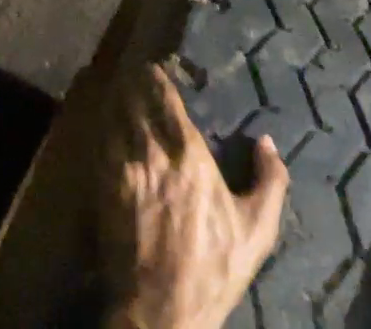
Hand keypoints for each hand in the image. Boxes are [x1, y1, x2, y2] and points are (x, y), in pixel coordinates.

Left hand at [101, 65, 289, 328]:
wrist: (160, 311)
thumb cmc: (212, 270)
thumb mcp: (257, 230)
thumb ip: (270, 180)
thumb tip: (269, 142)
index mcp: (188, 154)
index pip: (164, 97)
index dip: (157, 76)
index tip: (158, 66)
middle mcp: (151, 152)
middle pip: (134, 98)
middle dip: (135, 81)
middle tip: (137, 70)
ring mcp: (121, 170)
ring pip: (113, 116)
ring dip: (117, 98)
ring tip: (121, 87)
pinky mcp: (102, 190)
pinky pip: (100, 143)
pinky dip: (104, 125)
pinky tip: (107, 121)